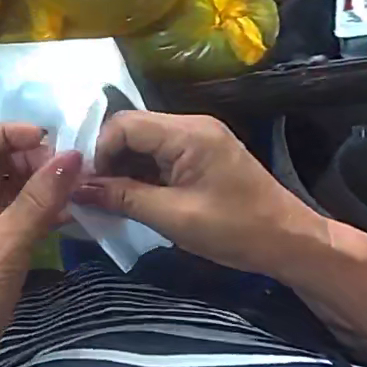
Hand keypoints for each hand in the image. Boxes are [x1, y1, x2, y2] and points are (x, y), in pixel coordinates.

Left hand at [0, 124, 83, 366]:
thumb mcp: (8, 240)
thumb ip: (41, 197)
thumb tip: (75, 154)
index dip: (12, 132)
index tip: (50, 137)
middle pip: (1, 162)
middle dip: (34, 158)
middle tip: (71, 168)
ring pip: (14, 187)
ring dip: (43, 183)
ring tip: (78, 186)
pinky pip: (22, 213)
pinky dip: (44, 208)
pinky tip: (70, 212)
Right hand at [75, 111, 328, 274]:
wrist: (290, 242)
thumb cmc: (235, 230)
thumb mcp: (173, 217)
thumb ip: (122, 198)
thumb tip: (76, 189)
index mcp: (188, 133)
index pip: (124, 124)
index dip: (99, 151)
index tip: (88, 185)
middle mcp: (191, 124)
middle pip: (131, 128)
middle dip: (108, 159)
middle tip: (95, 193)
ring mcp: (197, 137)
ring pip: (142, 141)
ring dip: (122, 167)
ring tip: (111, 198)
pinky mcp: (200, 152)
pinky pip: (157, 152)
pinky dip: (140, 172)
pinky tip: (133, 195)